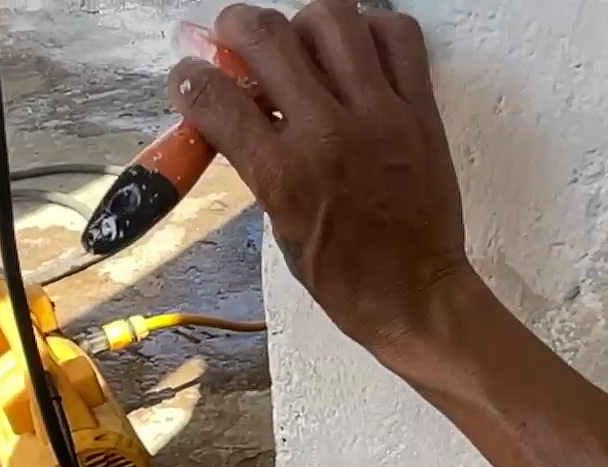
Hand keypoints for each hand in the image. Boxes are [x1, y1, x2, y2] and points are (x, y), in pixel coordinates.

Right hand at [170, 1, 471, 355]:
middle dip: (235, 27)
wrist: (414, 298)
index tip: (187, 76)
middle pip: (266, 36)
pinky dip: (371, 30)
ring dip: (303, 23)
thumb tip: (237, 114)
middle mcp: (326, 136)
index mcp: (283, 178)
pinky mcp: (420, 112)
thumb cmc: (345, 280)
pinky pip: (397, 35)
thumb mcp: (283, 228)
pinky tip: (356, 54)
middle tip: (234, 39)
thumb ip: (259, 166)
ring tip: (301, 46)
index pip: (215, 98)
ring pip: (331, 17)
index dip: (188, 79)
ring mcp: (379, 117)